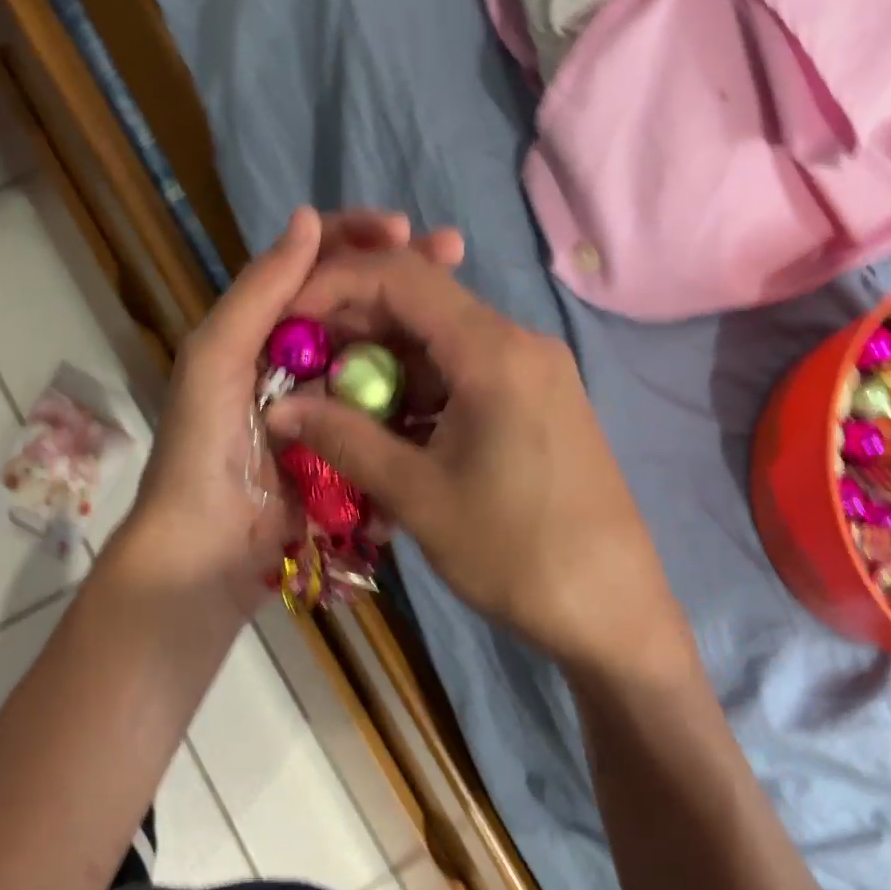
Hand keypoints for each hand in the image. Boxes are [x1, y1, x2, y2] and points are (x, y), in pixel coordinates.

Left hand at [119, 210, 463, 615]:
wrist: (207, 552)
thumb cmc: (202, 449)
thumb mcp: (216, 360)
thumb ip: (259, 291)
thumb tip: (307, 217)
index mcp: (258, 331)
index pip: (310, 266)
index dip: (352, 240)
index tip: (402, 230)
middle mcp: (295, 359)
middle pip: (353, 302)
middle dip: (400, 273)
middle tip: (454, 252)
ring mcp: (326, 404)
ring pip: (378, 350)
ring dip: (418, 327)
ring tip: (466, 307)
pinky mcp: (349, 446)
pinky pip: (389, 407)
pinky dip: (418, 387)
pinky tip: (457, 369)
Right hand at [266, 250, 692, 675]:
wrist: (613, 613)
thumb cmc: (515, 552)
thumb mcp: (417, 495)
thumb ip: (343, 439)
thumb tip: (277, 408)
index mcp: (493, 351)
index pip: (401, 276)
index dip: (334, 284)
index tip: (287, 319)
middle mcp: (517, 343)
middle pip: (419, 303)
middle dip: (351, 327)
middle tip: (299, 366)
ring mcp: (532, 372)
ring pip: (438, 342)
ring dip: (380, 365)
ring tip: (331, 405)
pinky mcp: (535, 402)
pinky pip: (461, 374)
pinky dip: (415, 392)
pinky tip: (384, 430)